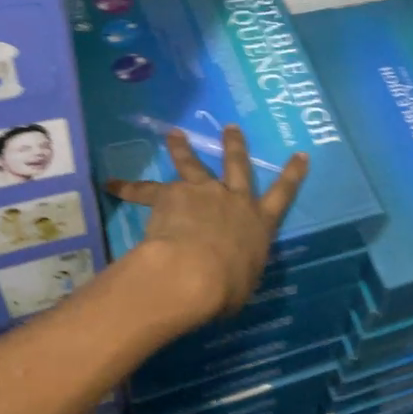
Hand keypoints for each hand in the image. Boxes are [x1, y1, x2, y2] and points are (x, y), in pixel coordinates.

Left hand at [106, 126, 308, 328]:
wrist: (195, 271)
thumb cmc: (228, 286)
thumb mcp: (245, 284)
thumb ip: (240, 273)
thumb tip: (232, 277)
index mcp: (259, 223)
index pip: (283, 193)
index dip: (293, 174)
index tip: (300, 154)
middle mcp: (233, 200)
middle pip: (236, 165)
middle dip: (235, 145)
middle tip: (231, 127)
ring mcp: (202, 192)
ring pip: (192, 164)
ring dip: (182, 148)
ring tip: (175, 134)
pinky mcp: (171, 195)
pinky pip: (146, 190)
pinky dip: (128, 187)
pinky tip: (112, 184)